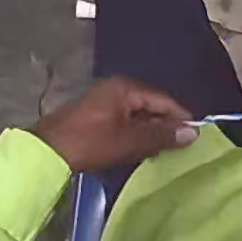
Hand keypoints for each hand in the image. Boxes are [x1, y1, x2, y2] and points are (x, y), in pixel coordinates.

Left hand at [29, 76, 198, 172]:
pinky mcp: (95, 114)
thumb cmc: (90, 143)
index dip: (180, 117)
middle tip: (180, 146)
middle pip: (150, 104)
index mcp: (125, 87)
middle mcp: (115, 87)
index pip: (163, 99)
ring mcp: (103, 100)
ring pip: (137, 114)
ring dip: (150, 131)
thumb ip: (161, 136)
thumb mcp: (129, 141)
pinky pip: (124, 120)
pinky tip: (140, 148)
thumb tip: (192, 133)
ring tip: (164, 150)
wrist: (47, 152)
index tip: (194, 136)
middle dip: (165, 124)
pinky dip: (135, 132)